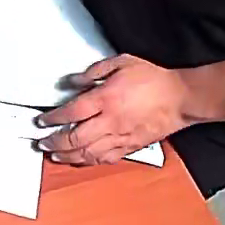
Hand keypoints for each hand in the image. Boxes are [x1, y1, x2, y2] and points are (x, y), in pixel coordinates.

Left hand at [38, 54, 195, 164]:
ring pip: (87, 153)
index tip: (42, 120)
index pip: (71, 112)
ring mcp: (120, 137)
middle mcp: (110, 121)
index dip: (52, 118)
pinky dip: (89, 161)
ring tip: (55, 155)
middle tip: (42, 142)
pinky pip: (105, 158)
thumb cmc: (154, 80)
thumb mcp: (122, 63)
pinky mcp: (130, 146)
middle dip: (54, 142)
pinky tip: (81, 159)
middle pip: (74, 138)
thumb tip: (74, 81)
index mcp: (106, 99)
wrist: (181, 98)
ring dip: (67, 156)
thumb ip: (95, 72)